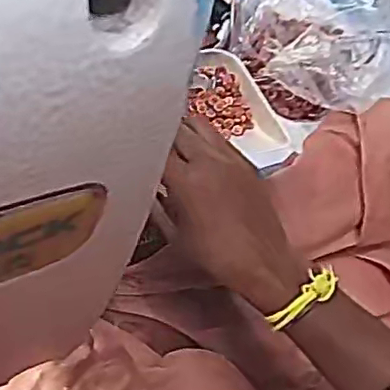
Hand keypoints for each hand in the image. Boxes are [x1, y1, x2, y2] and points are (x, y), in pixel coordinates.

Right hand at [153, 115, 304, 313]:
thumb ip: (155, 204)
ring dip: (182, 131)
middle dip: (158, 133)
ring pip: (199, 125)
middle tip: (146, 143)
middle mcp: (210, 161)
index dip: (138, 145)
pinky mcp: (246, 163)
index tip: (127, 148)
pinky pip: (218, 139)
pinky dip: (202, 140)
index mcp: (187, 180)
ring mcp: (231, 158)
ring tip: (169, 144)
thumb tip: (144, 187)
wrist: (261, 263)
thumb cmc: (214, 256)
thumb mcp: (173, 232)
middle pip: (177, 127)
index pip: (154, 146)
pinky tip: (196, 157)